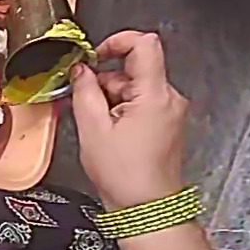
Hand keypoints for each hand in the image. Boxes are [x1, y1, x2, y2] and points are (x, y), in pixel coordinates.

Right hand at [70, 30, 189, 209]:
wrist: (146, 207)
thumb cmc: (122, 173)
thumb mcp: (92, 129)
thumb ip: (84, 92)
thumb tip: (80, 70)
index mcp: (154, 94)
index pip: (144, 44)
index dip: (117, 42)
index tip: (95, 56)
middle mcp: (169, 98)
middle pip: (134, 70)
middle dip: (105, 81)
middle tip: (84, 104)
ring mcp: (169, 111)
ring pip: (135, 88)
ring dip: (110, 99)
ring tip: (95, 126)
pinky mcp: (165, 124)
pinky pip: (140, 104)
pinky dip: (120, 111)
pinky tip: (107, 132)